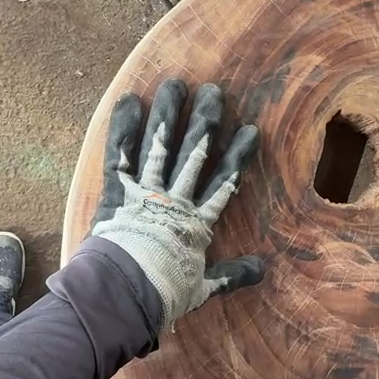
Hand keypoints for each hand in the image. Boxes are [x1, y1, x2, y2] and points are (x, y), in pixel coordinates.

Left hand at [89, 80, 264, 330]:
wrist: (123, 295)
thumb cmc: (162, 294)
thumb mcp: (201, 288)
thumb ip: (230, 275)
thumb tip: (263, 271)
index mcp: (196, 223)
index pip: (223, 182)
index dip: (237, 156)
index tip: (250, 130)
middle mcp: (173, 200)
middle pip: (193, 154)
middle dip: (204, 122)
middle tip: (214, 92)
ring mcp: (144, 192)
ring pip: (159, 145)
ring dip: (167, 114)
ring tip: (175, 84)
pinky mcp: (116, 191)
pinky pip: (119, 154)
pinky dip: (123, 128)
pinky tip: (128, 100)